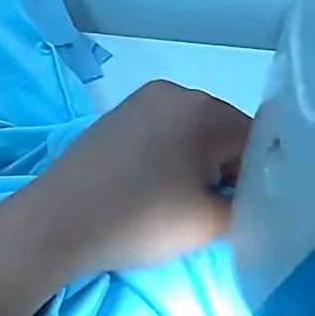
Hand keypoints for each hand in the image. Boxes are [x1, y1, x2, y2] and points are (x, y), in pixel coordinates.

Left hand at [4, 80, 249, 283]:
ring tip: (176, 202)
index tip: (239, 212)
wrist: (57, 222)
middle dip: (226, 171)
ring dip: (197, 165)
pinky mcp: (117, 116)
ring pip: (193, 133)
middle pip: (224, 133)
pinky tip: (151, 188)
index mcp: (205, 108)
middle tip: (208, 211)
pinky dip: (169, 158)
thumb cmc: (141, 219)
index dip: (257, 181)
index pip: (257, 142)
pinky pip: (162, 133)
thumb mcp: (210, 223)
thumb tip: (249, 200)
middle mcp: (176, 92)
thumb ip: (250, 209)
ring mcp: (141, 100)